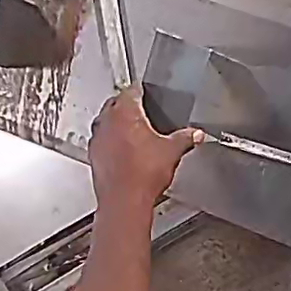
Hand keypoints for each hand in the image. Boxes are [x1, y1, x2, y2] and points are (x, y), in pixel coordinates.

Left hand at [89, 84, 204, 215]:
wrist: (125, 200)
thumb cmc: (143, 174)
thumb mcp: (172, 151)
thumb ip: (185, 138)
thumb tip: (196, 134)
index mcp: (126, 113)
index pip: (131, 91)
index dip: (139, 90)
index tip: (143, 91)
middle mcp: (107, 122)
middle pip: (115, 104)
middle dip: (127, 106)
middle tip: (140, 110)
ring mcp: (98, 139)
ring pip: (105, 122)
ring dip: (116, 123)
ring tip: (131, 131)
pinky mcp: (94, 156)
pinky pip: (102, 141)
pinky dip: (111, 142)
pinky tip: (123, 152)